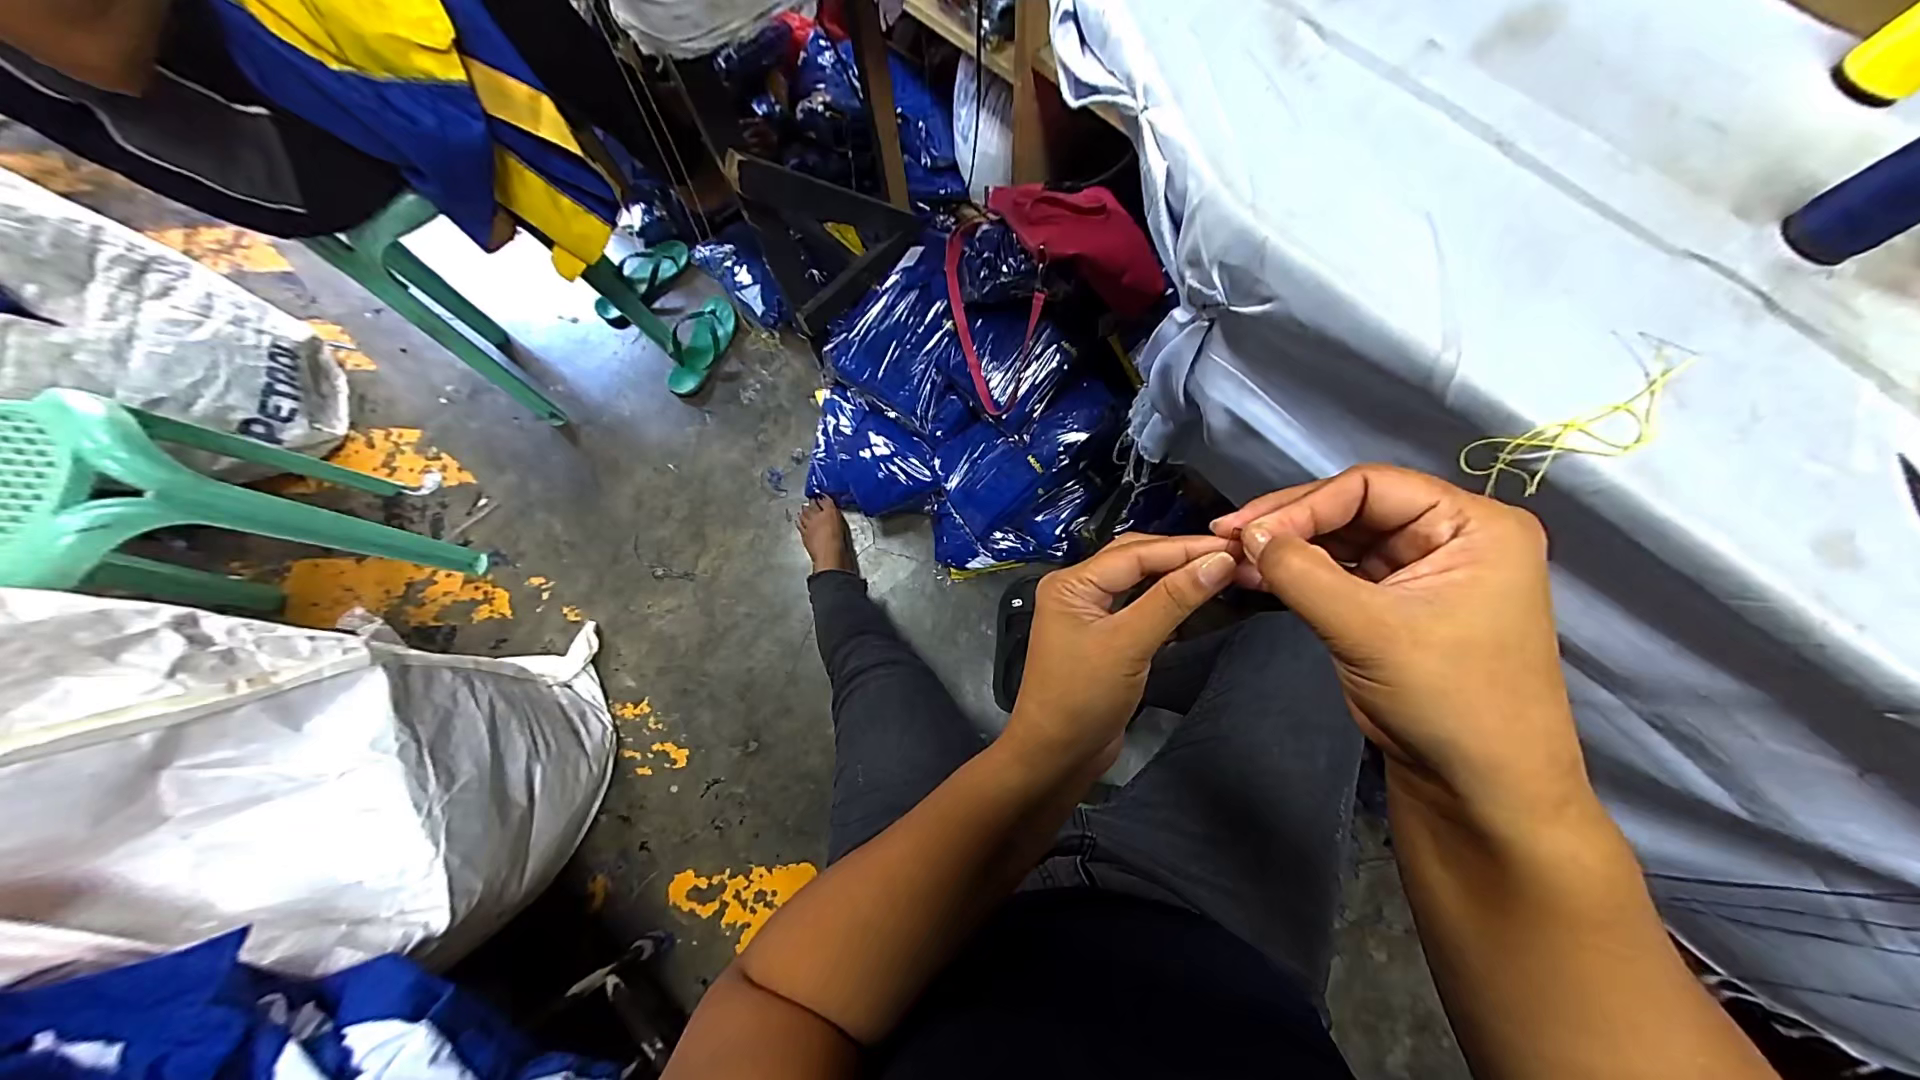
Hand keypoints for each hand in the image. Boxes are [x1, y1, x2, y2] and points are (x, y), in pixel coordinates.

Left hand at [1009, 534, 1237, 770]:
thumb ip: (1173, 600)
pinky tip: (1197, 597)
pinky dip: (1169, 600)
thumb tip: (1219, 562)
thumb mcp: (1128, 645)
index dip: (1186, 548)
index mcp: (1071, 583)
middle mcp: (1078, 590)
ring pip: (1140, 581)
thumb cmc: (1082, 699)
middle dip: (1183, 557)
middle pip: (1137, 559)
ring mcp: (1091, 613)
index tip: (1235, 548)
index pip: (1135, 552)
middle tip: (1234, 558)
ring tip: (1224, 573)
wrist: (1056, 754)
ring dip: (1179, 577)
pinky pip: (1141, 606)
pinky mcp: (1106, 636)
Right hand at [1212, 465, 1588, 821]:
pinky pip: (1333, 572)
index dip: (1301, 504)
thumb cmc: (1446, 700)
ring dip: (1283, 548)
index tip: (1244, 531)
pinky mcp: (1389, 602)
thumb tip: (1246, 534)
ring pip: (1335, 540)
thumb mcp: (1367, 629)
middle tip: (1226, 536)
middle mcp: (1447, 537)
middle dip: (1285, 523)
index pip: (1370, 487)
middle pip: (1350, 508)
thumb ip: (1300, 572)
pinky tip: (1252, 576)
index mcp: (1471, 526)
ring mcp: (1416, 570)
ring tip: (1230, 558)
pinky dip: (1293, 573)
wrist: (1476, 787)